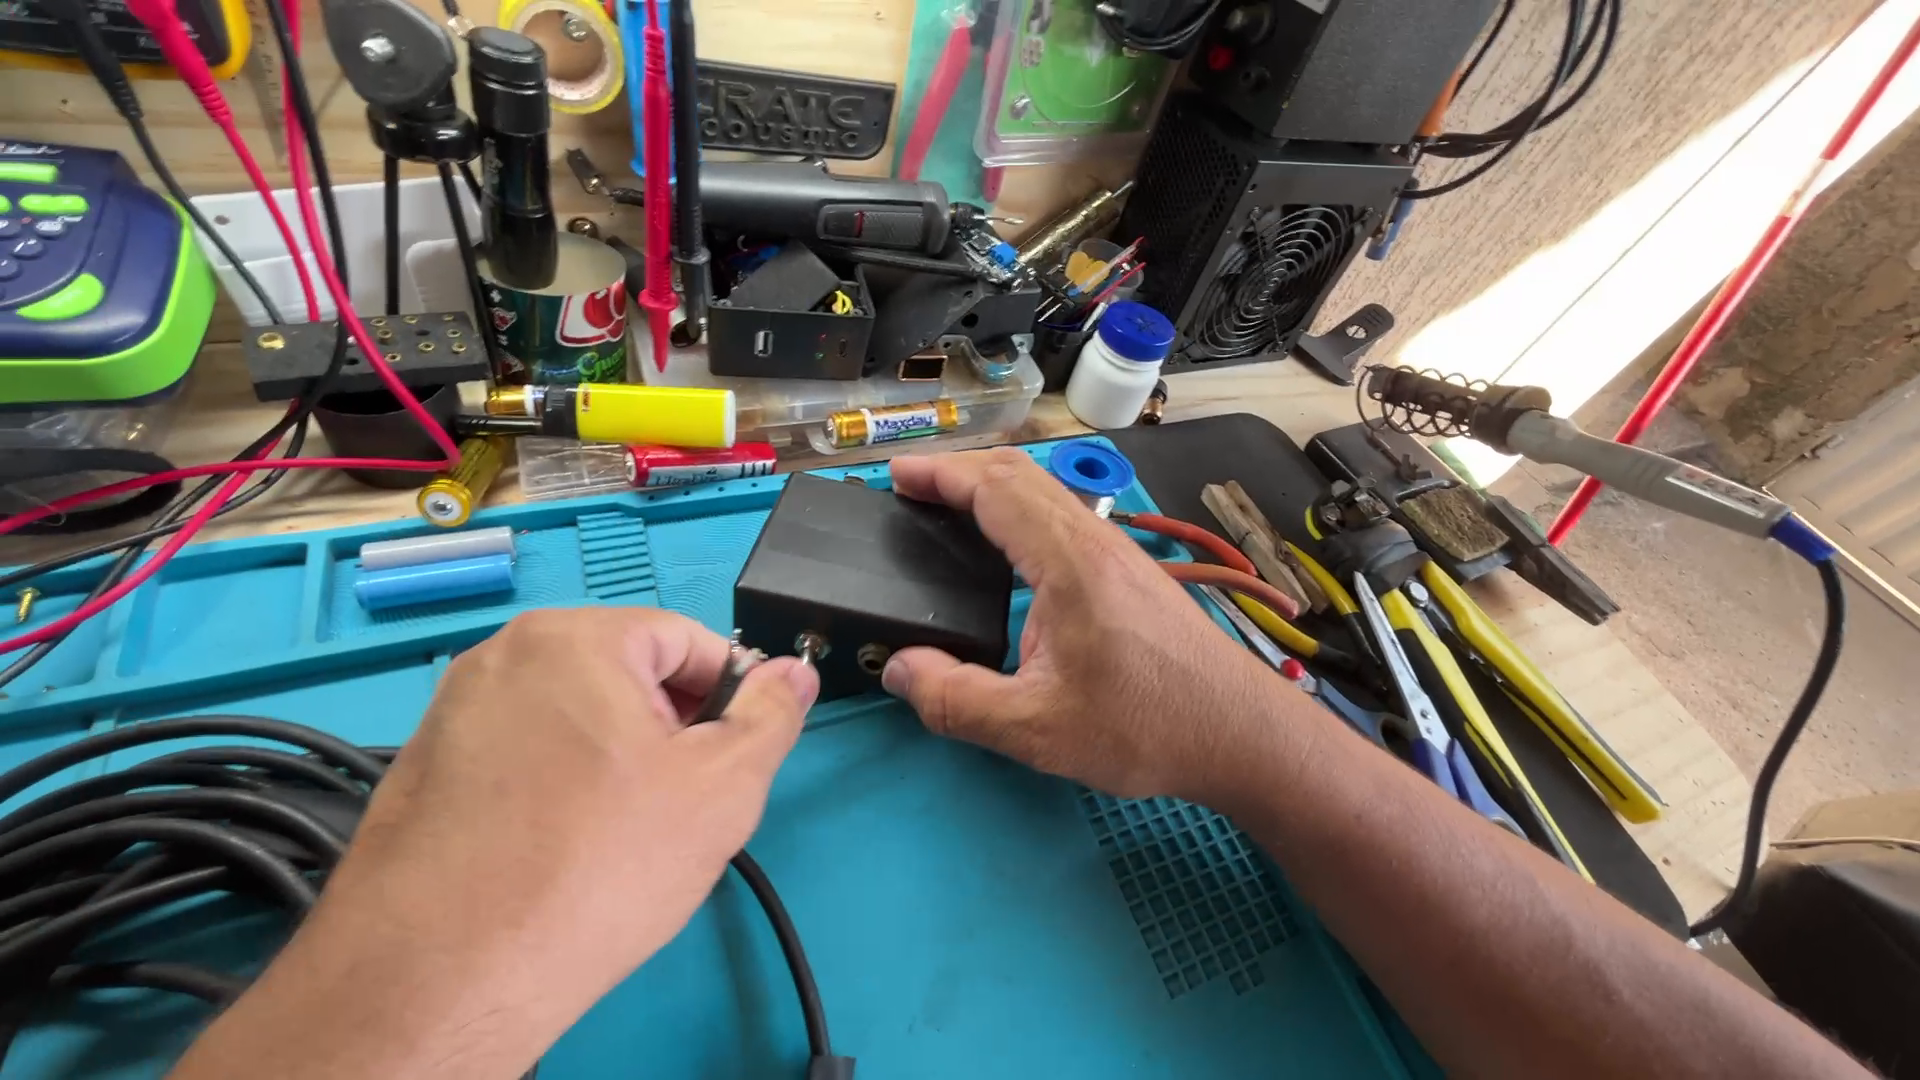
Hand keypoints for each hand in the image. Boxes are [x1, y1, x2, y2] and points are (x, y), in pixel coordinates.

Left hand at [172, 607, 817, 1079]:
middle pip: (630, 675)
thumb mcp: (722, 785)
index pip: (689, 641)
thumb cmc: (598, 865)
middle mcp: (502, 656)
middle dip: (674, 731)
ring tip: (625, 834)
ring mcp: (452, 713)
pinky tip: (566, 849)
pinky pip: (525, 753)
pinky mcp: (422, 771)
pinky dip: (563, 785)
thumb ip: (773, 714)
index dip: (729, 698)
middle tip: (682, 803)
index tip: (732, 760)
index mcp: (574, 637)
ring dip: (622, 760)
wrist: (436, 989)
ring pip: (580, 717)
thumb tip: (795, 672)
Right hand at [883, 448, 1310, 801]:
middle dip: (957, 471)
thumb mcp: (1036, 728)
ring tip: (947, 509)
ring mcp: (1117, 550)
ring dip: (990, 487)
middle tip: (909, 490)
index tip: (894, 475)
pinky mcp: (1128, 569)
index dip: (938, 474)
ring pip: (1044, 491)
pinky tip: (1007, 546)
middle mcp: (1094, 539)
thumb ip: (955, 700)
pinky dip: (1018, 509)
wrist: (1241, 733)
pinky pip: (1062, 515)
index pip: (993, 488)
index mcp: (1068, 560)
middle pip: (1018, 474)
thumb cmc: (1144, 727)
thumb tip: (899, 668)